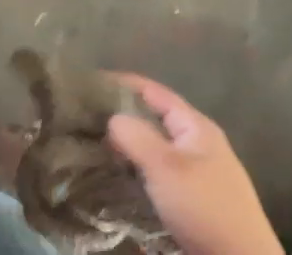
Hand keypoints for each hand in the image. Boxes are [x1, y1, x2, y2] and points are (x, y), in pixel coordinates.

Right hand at [106, 74, 282, 254]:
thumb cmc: (204, 208)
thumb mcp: (165, 167)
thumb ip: (135, 135)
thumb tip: (113, 119)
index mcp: (196, 126)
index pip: (153, 91)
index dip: (122, 83)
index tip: (89, 84)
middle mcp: (199, 143)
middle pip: (154, 117)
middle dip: (122, 115)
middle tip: (87, 118)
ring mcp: (198, 171)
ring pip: (155, 146)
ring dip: (128, 143)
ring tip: (96, 144)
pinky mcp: (194, 197)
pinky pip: (158, 170)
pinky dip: (138, 166)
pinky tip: (120, 174)